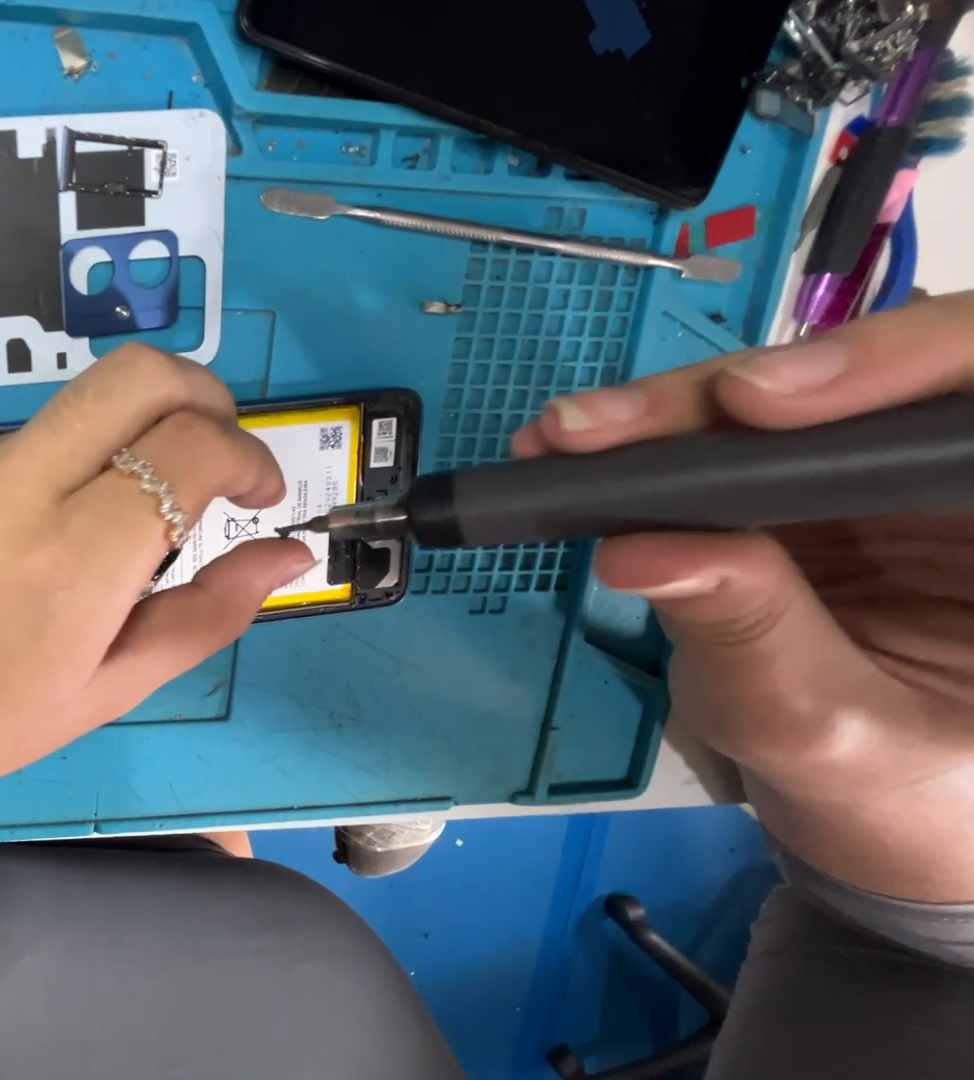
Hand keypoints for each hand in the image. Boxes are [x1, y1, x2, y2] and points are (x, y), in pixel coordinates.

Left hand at [0, 345, 312, 816]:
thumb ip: (206, 615)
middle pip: (137, 374)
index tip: (258, 493)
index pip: (189, 446)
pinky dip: (54, 472)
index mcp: (71, 565)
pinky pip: (17, 443)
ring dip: (124, 443)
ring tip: (107, 526)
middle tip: (214, 454)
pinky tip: (22, 541)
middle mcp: (13, 492)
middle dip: (204, 394)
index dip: (248, 455)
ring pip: (76, 410)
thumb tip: (285, 553)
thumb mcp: (104, 692)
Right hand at [512, 292, 973, 901]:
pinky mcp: (798, 497)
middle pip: (861, 387)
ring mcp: (876, 485)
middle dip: (720, 395)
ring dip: (660, 415)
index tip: (755, 403)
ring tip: (559, 439)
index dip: (891, 366)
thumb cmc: (903, 802)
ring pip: (774, 404)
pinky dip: (635, 449)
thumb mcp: (827, 733)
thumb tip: (638, 550)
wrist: (879, 825)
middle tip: (597, 427)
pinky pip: (716, 447)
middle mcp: (955, 483)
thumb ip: (752, 641)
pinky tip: (565, 454)